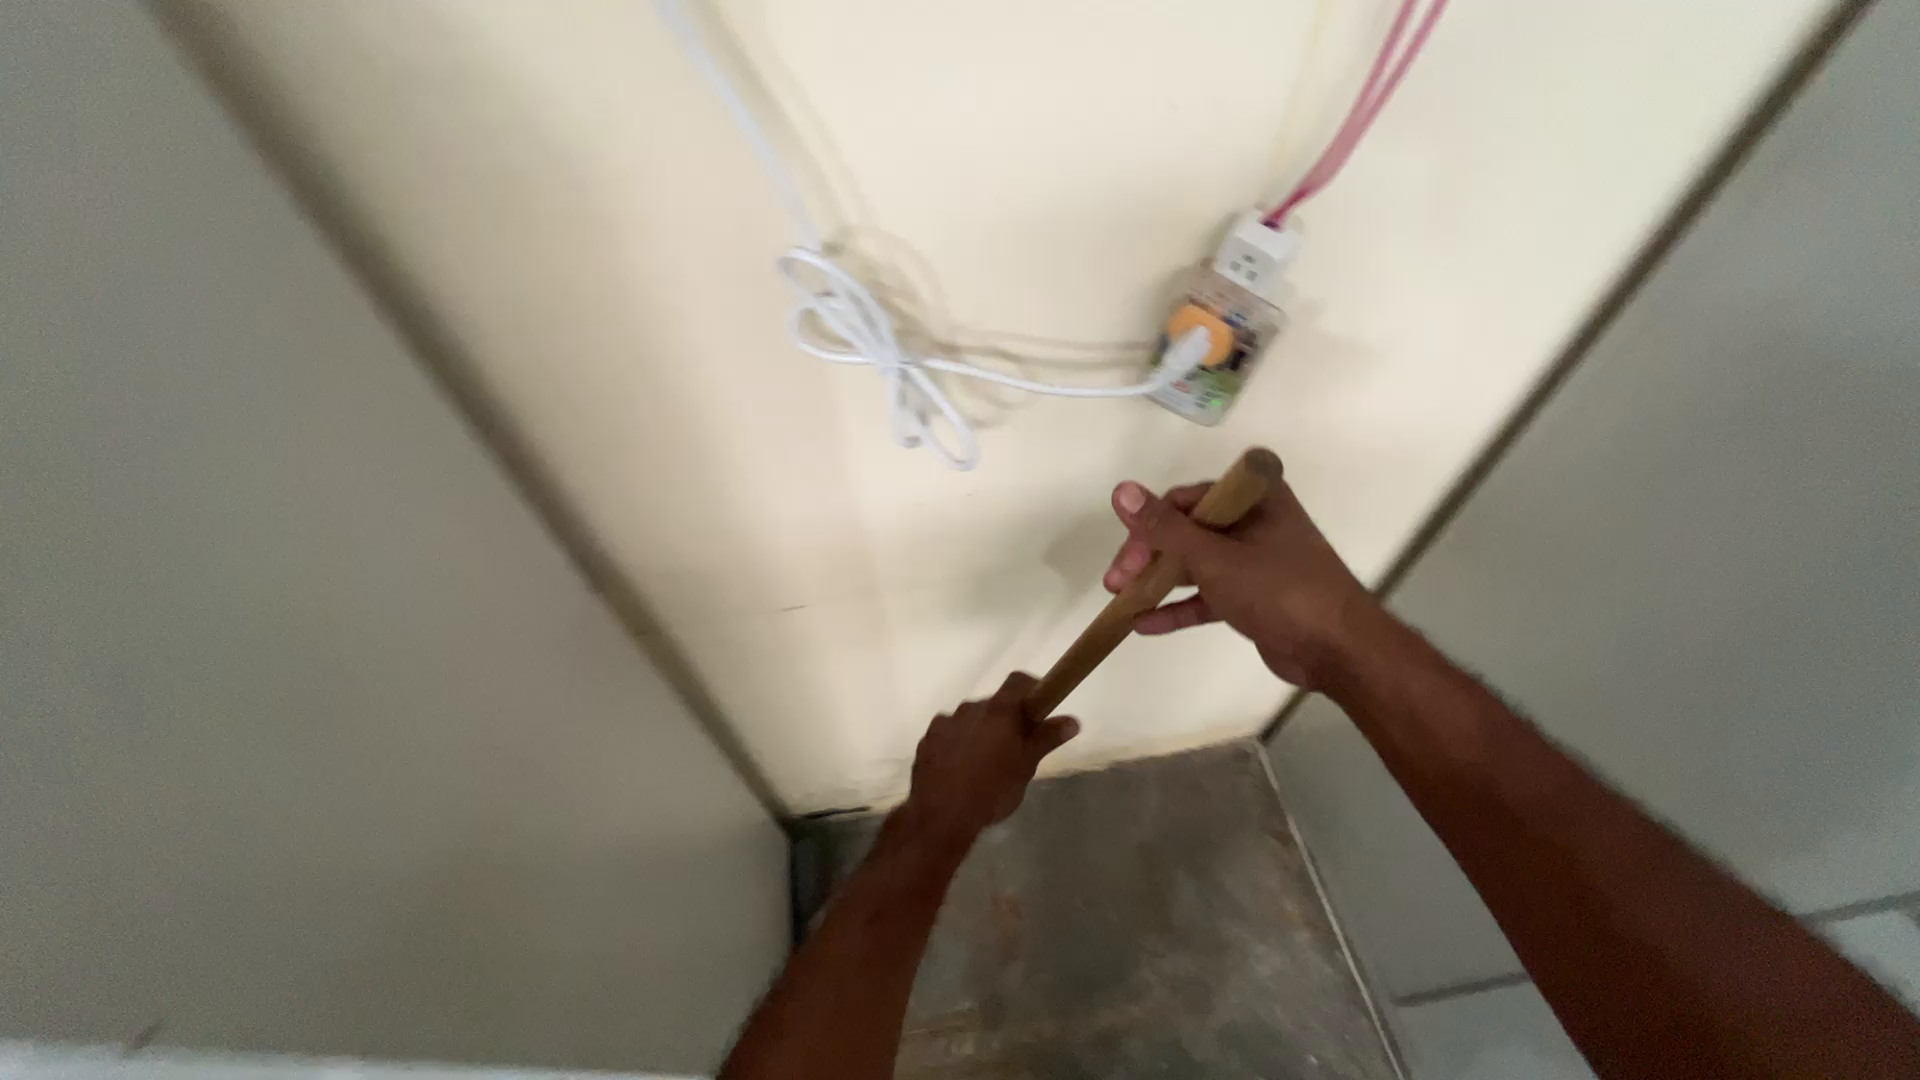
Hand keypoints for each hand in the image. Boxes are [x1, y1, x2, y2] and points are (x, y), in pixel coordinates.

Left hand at [901, 672, 1078, 845]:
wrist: (941, 815)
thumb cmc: (992, 790)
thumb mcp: (1026, 766)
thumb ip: (1047, 738)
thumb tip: (1071, 721)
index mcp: (998, 711)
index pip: (1018, 681)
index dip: (1032, 688)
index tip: (1040, 707)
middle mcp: (970, 708)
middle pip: (994, 703)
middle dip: (1006, 719)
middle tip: (1016, 747)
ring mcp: (945, 722)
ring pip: (970, 718)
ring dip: (981, 731)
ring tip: (986, 764)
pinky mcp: (927, 739)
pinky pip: (950, 733)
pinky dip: (959, 743)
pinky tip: (961, 769)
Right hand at [1102, 462, 1378, 688]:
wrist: (1338, 650)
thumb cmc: (1279, 590)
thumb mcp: (1214, 557)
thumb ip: (1164, 528)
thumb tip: (1121, 491)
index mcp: (1253, 498)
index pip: (1186, 500)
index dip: (1150, 523)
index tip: (1127, 553)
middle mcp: (1253, 522)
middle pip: (1186, 532)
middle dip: (1147, 557)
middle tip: (1116, 583)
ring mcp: (1253, 561)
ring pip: (1194, 564)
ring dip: (1157, 582)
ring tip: (1121, 601)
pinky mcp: (1253, 596)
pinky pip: (1206, 595)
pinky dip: (1178, 607)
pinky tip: (1144, 625)